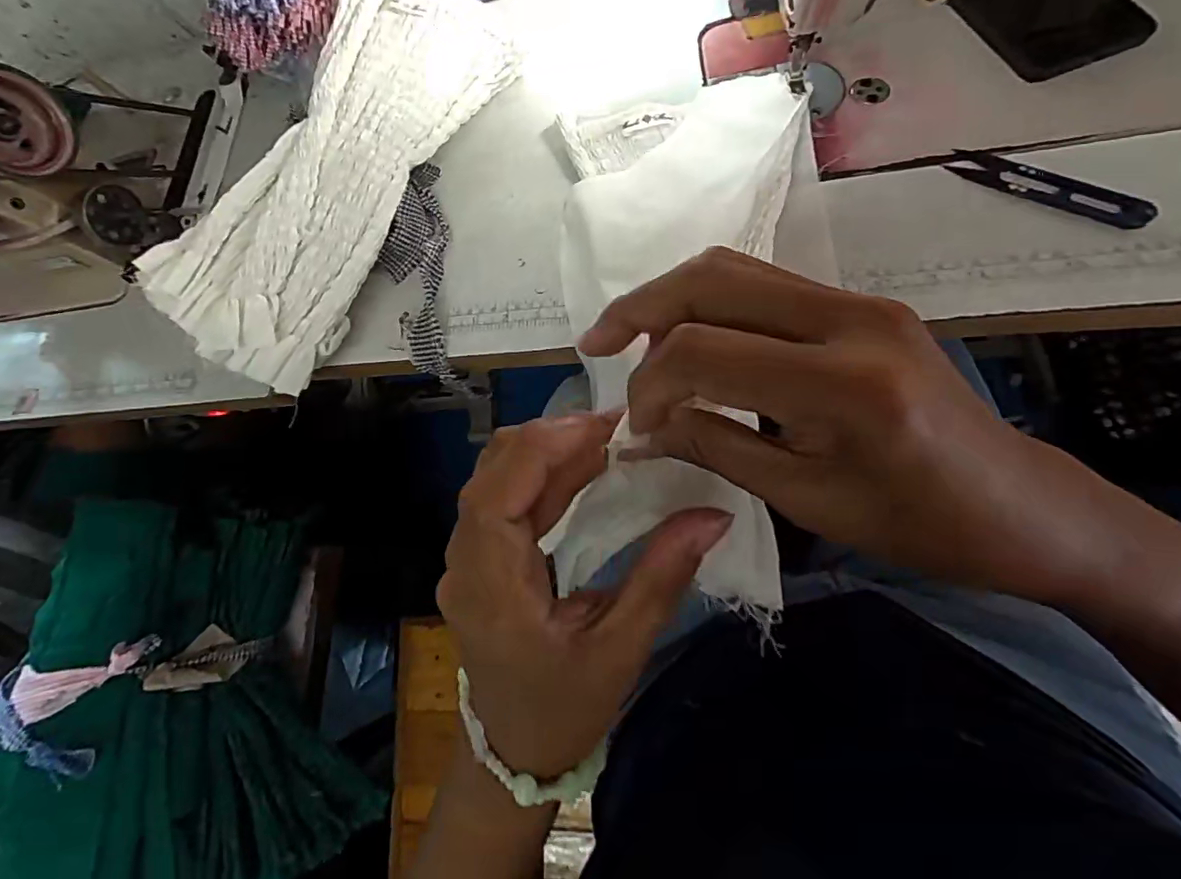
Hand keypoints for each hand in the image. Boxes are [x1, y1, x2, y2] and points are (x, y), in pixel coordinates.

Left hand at [438, 414, 730, 782]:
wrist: (512, 754)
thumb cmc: (563, 710)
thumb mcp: (619, 651)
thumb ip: (661, 578)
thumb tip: (714, 515)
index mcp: (489, 585)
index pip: (497, 492)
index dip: (547, 447)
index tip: (606, 425)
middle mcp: (465, 561)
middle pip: (492, 472)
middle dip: (552, 438)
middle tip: (617, 426)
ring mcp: (468, 558)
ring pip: (496, 479)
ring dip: (549, 452)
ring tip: (608, 438)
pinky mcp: (482, 558)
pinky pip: (507, 499)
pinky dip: (545, 475)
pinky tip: (586, 467)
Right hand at [580, 247, 1152, 605]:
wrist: (1019, 505)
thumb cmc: (918, 525)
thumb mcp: (806, 499)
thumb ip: (715, 447)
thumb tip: (641, 429)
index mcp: (842, 383)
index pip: (705, 351)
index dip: (650, 384)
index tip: (634, 425)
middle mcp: (850, 318)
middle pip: (714, 280)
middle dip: (642, 309)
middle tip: (598, 344)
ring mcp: (859, 302)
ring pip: (738, 269)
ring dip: (675, 299)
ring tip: (635, 341)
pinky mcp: (861, 305)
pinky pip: (767, 286)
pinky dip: (715, 306)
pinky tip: (694, 341)